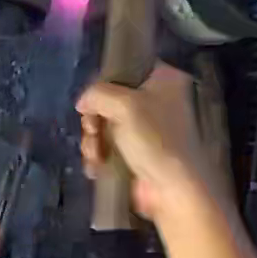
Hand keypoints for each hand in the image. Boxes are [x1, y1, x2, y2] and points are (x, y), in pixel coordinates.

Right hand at [76, 63, 220, 222]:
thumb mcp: (123, 105)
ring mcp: (147, 128)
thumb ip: (96, 94)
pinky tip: (97, 164)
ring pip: (105, 123)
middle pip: (109, 98)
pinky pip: (108, 144)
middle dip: (95, 117)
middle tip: (93, 129)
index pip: (126, 66)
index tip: (92, 99)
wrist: (174, 190)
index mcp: (165, 79)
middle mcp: (158, 100)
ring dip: (93, 138)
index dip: (104, 81)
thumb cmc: (155, 139)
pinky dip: (98, 153)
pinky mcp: (138, 152)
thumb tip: (82, 103)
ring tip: (95, 153)